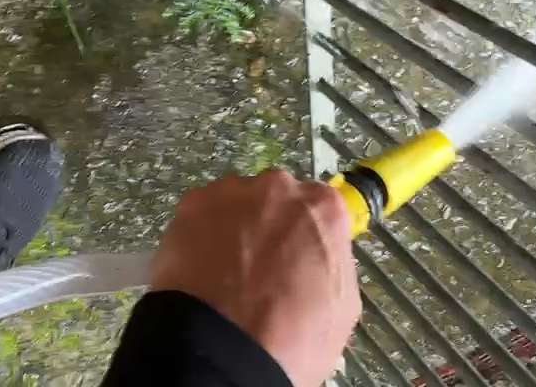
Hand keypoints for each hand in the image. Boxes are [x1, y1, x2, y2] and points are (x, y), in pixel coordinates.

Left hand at [151, 170, 359, 386]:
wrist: (224, 348)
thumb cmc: (292, 336)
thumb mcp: (341, 305)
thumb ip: (330, 260)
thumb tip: (315, 254)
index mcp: (322, 207)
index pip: (318, 207)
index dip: (305, 233)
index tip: (297, 254)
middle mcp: (278, 186)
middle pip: (275, 197)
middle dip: (269, 223)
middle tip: (260, 266)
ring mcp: (232, 190)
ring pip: (236, 202)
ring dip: (234, 226)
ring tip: (225, 272)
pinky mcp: (193, 201)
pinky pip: (203, 213)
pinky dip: (202, 233)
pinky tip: (203, 268)